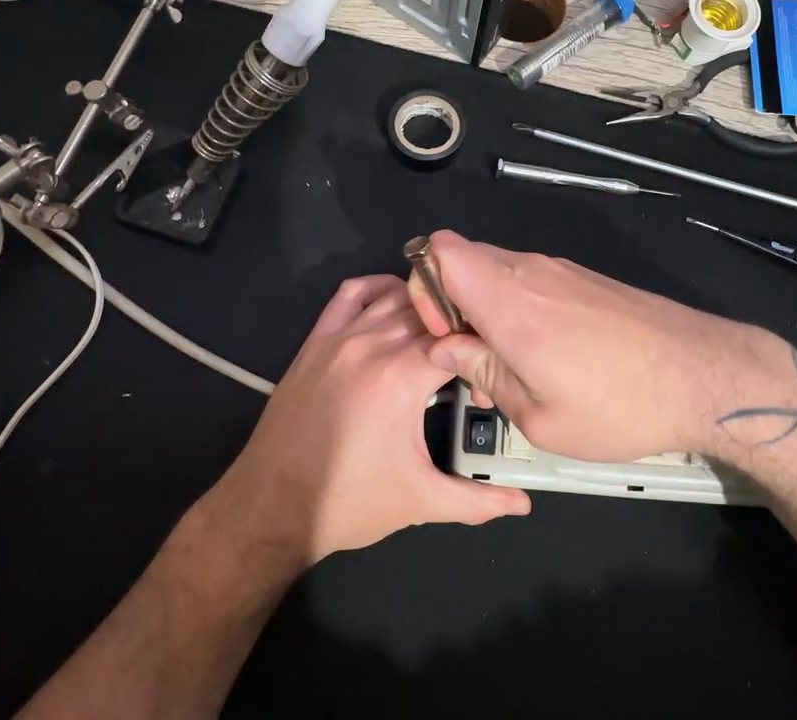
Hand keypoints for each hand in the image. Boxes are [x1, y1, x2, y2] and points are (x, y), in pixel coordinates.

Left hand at [206, 275, 530, 565]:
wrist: (272, 506)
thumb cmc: (349, 502)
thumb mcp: (421, 502)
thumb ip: (478, 500)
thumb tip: (524, 505)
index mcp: (401, 378)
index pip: (460, 337)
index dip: (484, 348)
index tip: (496, 366)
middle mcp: (371, 346)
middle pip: (430, 311)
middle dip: (459, 325)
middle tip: (478, 347)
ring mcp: (340, 339)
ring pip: (395, 297)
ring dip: (424, 306)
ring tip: (444, 327)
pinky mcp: (315, 341)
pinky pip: (350, 294)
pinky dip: (378, 289)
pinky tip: (396, 305)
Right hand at [407, 231, 791, 462]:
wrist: (705, 375)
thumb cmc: (618, 406)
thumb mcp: (538, 416)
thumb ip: (483, 374)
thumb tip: (443, 350)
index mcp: (508, 300)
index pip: (438, 249)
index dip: (423, 287)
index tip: (443, 338)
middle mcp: (530, 272)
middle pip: (463, 260)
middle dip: (451, 306)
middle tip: (472, 363)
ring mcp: (561, 271)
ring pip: (497, 273)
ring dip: (486, 313)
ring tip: (510, 372)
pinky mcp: (585, 279)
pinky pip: (530, 282)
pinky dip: (518, 311)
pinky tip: (544, 359)